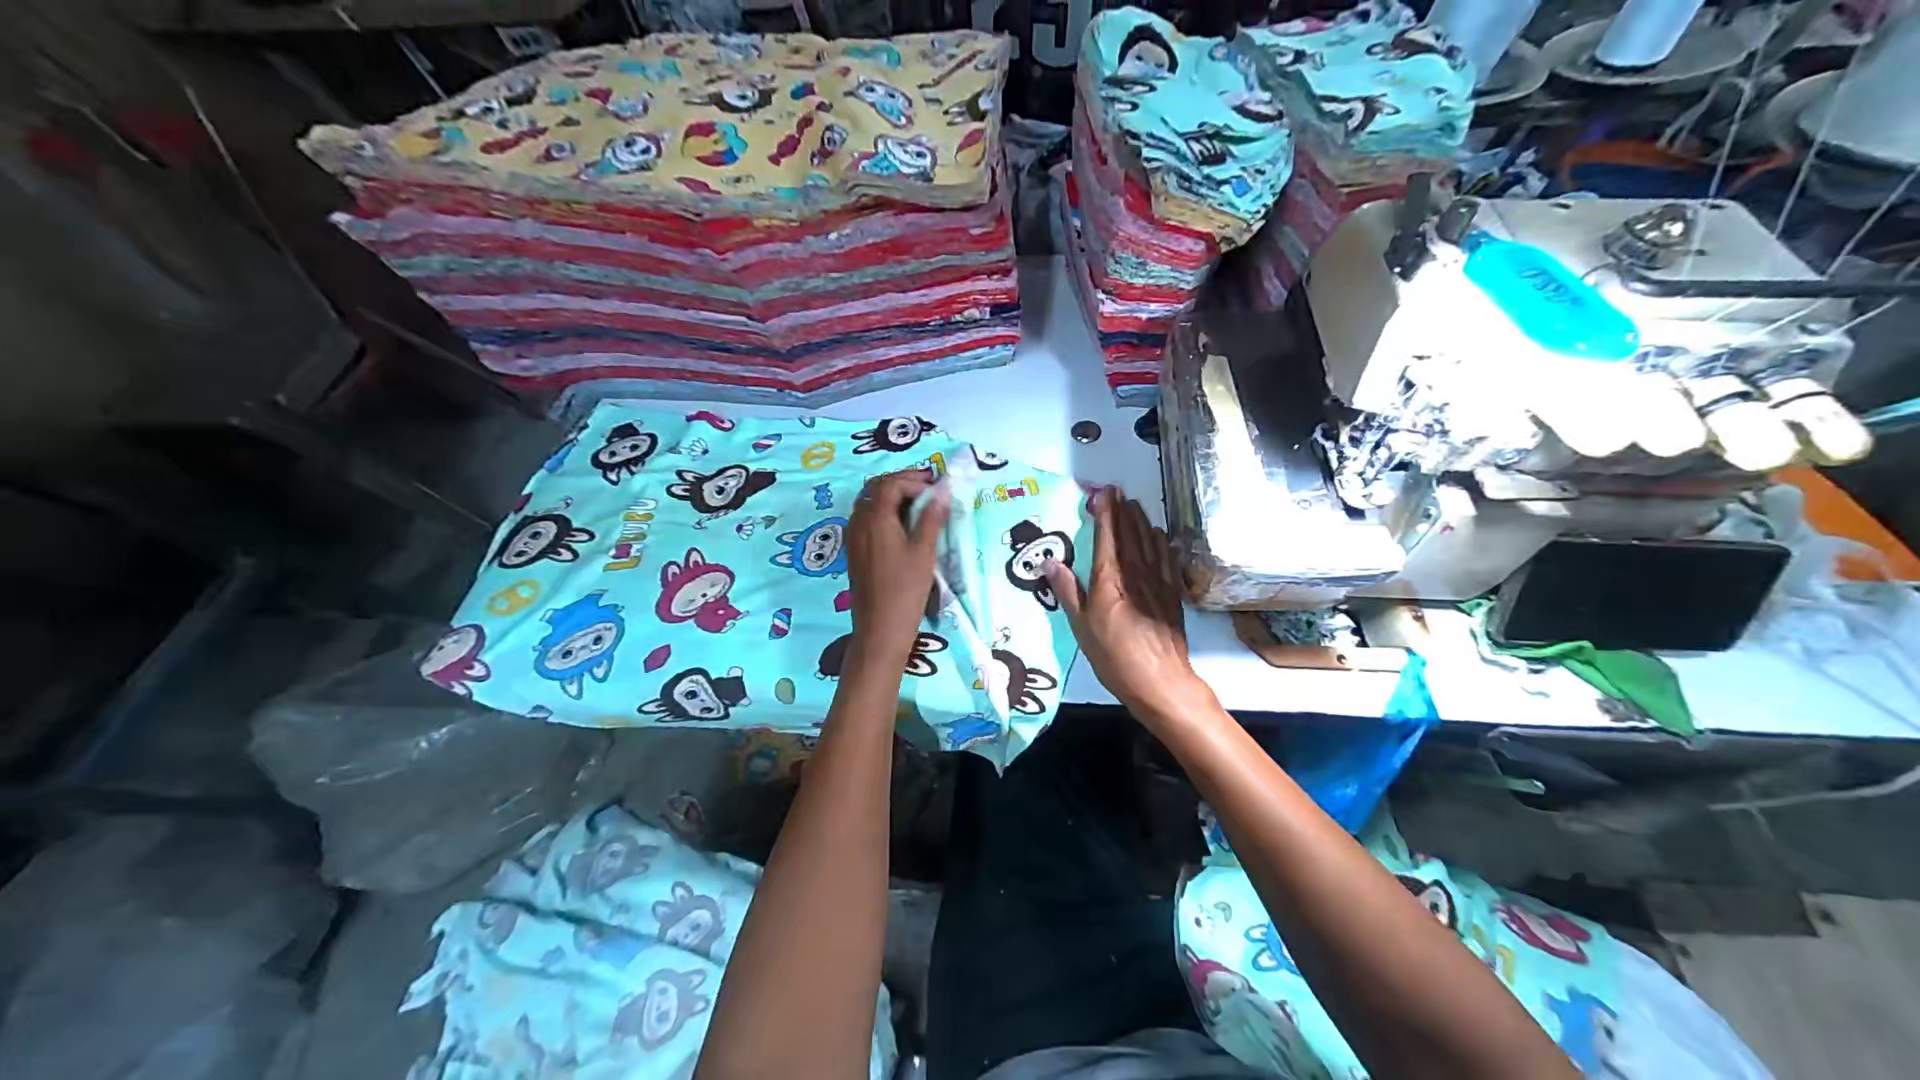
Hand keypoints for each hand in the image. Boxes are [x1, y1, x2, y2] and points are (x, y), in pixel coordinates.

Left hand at [846, 469, 948, 664]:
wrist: (880, 628)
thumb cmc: (905, 590)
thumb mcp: (924, 551)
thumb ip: (931, 518)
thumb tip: (943, 492)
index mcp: (874, 518)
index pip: (891, 484)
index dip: (914, 480)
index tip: (937, 487)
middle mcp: (859, 521)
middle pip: (876, 488)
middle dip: (902, 483)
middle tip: (928, 488)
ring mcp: (853, 536)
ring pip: (869, 503)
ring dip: (892, 496)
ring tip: (919, 504)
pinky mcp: (855, 550)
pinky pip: (867, 519)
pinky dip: (884, 512)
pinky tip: (903, 525)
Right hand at [1045, 488, 1213, 724]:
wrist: (1160, 680)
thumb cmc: (1114, 657)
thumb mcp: (1081, 627)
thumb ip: (1068, 591)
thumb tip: (1051, 562)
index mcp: (1109, 580)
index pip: (1106, 537)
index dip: (1104, 513)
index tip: (1102, 493)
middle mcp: (1135, 573)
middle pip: (1129, 533)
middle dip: (1122, 510)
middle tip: (1117, 491)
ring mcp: (1157, 582)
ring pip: (1149, 541)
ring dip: (1141, 520)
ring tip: (1134, 505)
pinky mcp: (1171, 593)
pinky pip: (1166, 558)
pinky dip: (1160, 541)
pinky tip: (1158, 535)